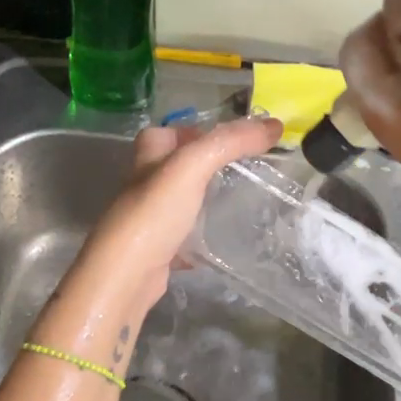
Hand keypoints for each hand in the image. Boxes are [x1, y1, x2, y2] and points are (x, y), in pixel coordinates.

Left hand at [61, 117, 282, 331]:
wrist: (126, 275)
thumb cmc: (154, 213)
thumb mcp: (192, 166)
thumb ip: (230, 143)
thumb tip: (274, 125)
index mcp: (147, 157)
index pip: (166, 132)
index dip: (193, 130)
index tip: (230, 139)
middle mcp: (144, 185)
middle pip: (175, 167)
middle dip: (205, 166)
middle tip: (245, 170)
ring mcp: (149, 220)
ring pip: (181, 202)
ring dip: (205, 200)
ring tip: (243, 201)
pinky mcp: (157, 251)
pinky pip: (184, 237)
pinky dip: (202, 238)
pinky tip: (225, 242)